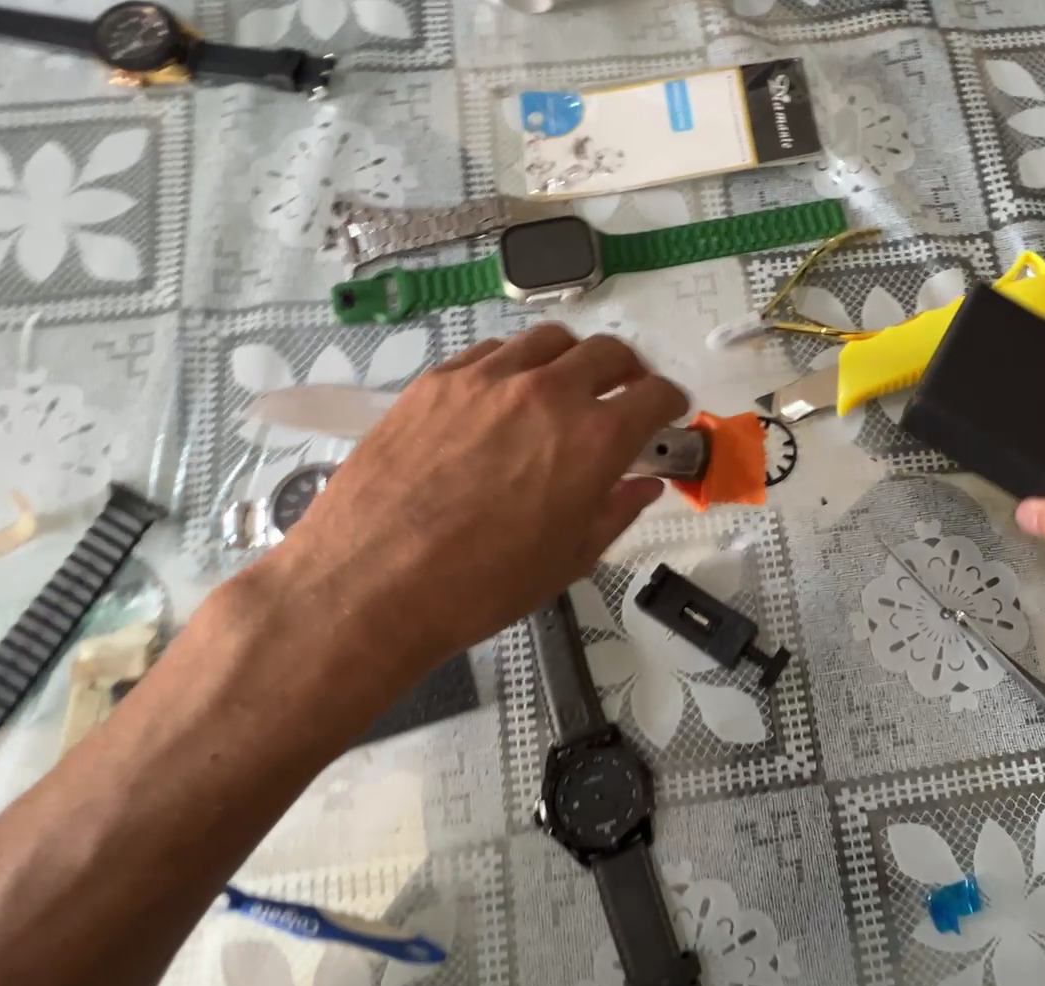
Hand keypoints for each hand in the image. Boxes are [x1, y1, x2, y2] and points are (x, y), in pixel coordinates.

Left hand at [255, 324, 687, 675]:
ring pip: (549, 340)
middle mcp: (548, 393)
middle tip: (623, 395)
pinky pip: (493, 352)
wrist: (374, 582)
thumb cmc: (486, 585)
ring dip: (572, 359)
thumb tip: (643, 485)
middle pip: (607, 352)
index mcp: (595, 440)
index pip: (653, 396)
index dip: (670, 402)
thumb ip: (617, 511)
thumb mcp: (571, 558)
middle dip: (628, 371)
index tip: (668, 411)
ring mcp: (488, 380)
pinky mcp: (437, 381)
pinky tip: (506, 396)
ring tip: (566, 387)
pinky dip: (517, 364)